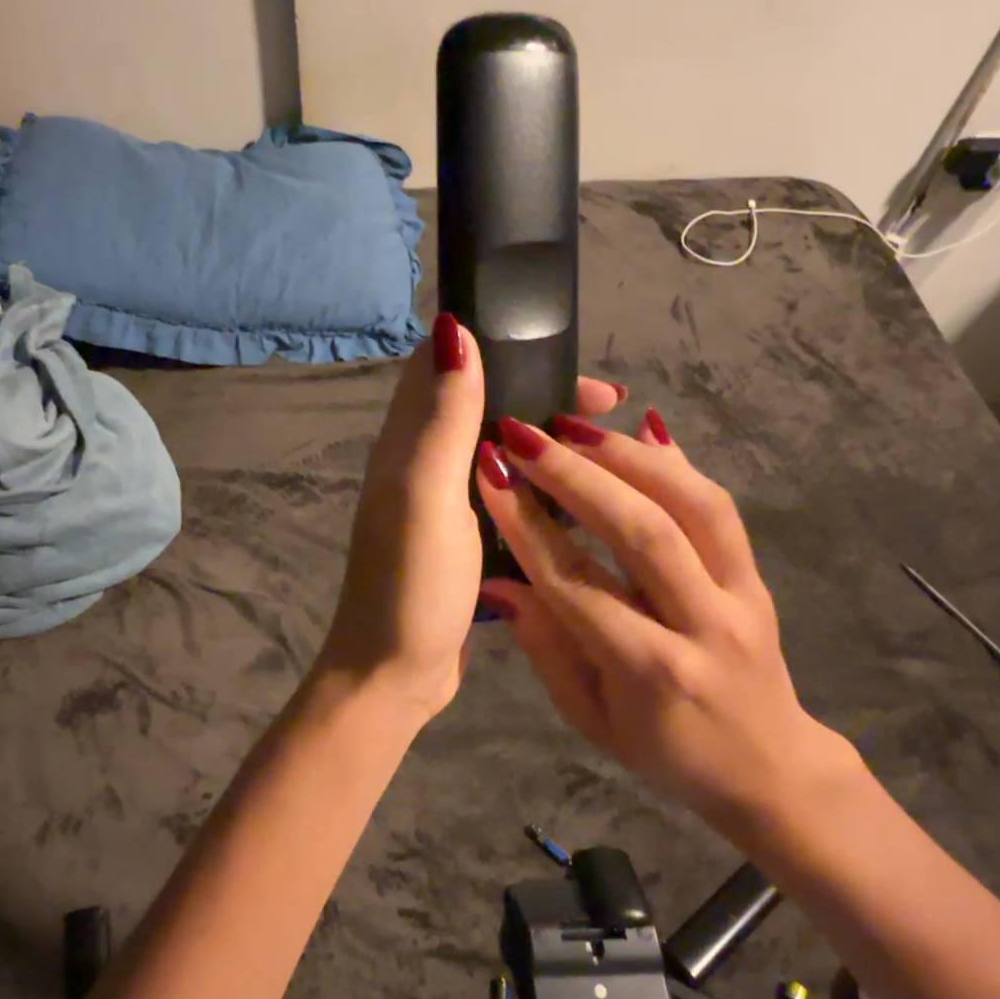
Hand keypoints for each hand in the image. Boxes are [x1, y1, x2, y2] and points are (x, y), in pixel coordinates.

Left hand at [317, 313, 625, 718]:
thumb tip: (454, 326)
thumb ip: (442, 415)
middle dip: (534, 389)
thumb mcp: (426, 493)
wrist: (396, 672)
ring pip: (493, 445)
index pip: (437, 364)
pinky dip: (538, 478)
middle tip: (603, 407)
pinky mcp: (462, 537)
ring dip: (540, 434)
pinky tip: (578, 493)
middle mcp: (419, 463)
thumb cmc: (411, 582)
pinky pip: (503, 489)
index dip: (492, 343)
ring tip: (602, 445)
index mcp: (405, 443)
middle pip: (475, 401)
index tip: (558, 353)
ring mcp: (440, 503)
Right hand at [472, 408, 859, 825]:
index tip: (491, 473)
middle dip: (576, 475)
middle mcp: (704, 625)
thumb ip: (546, 648)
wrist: (768, 768)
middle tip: (524, 433)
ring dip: (628, 456)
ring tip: (573, 426)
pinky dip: (677, 461)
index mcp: (650, 673)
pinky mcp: (759, 576)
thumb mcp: (590, 718)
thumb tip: (499, 583)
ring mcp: (743, 595)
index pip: (576, 584)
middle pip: (642, 532)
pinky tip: (638, 429)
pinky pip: (721, 507)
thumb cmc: (663, 753)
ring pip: (694, 505)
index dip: (527, 525)